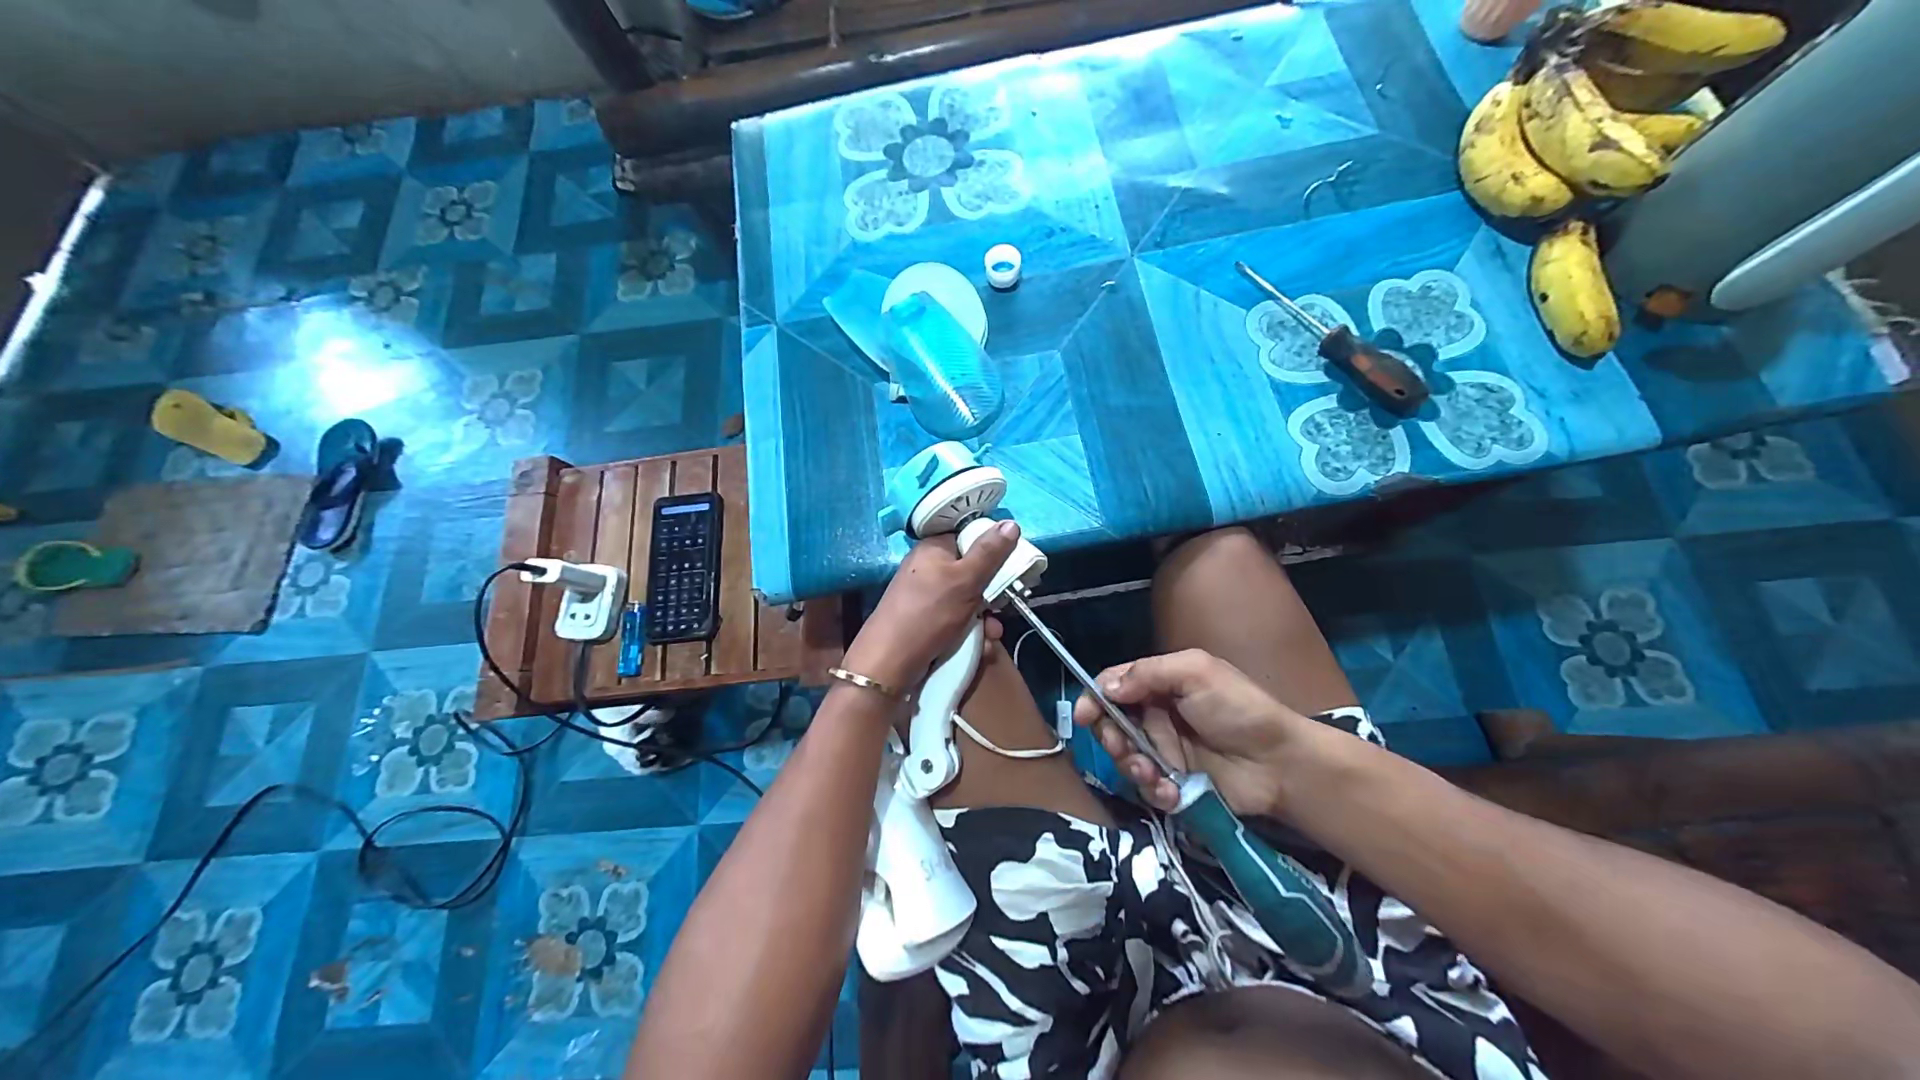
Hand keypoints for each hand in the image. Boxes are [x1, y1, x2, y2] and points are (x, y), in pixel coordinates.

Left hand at [841, 521, 1020, 691]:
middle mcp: (931, 569)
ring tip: (990, 636)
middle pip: (975, 573)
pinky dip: (973, 633)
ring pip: (971, 602)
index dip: (993, 552)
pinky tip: (981, 647)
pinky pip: (960, 621)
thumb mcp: (965, 580)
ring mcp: (930, 597)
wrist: (891, 662)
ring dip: (986, 620)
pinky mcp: (931, 621)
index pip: (970, 538)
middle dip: (992, 597)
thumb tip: (1011, 522)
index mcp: (935, 549)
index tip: (1009, 570)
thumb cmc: (928, 613)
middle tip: (1000, 610)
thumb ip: (990, 553)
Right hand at [1074, 649, 1322, 817]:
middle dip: (1111, 737)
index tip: (1083, 716)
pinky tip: (1171, 792)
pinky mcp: (1174, 783)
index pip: (1113, 686)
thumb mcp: (1196, 673)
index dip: (1094, 699)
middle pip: (1112, 724)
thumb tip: (1105, 688)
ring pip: (1126, 758)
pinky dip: (1153, 790)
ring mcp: (1165, 751)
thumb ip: (1147, 673)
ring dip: (1131, 766)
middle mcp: (1157, 715)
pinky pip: (1148, 787)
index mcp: (1161, 683)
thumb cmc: (1239, 709)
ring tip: (1152, 774)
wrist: (1280, 764)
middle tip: (1122, 747)